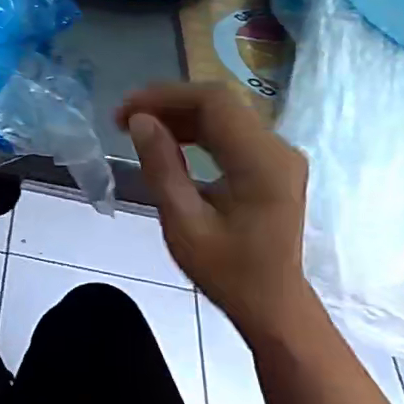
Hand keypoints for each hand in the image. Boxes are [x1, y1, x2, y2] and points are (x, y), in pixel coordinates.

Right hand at [117, 83, 311, 339]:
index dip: (166, 96)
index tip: (126, 110)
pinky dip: (197, 131)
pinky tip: (168, 140)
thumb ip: (162, 168)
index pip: (214, 103)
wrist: (273, 306)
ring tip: (138, 128)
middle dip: (169, 104)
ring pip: (225, 115)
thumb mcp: (184, 224)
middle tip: (124, 119)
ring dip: (180, 116)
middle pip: (220, 104)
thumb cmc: (228, 273)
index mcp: (261, 162)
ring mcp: (279, 155)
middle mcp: (277, 149)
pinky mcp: (273, 164)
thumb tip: (139, 121)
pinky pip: (231, 132)